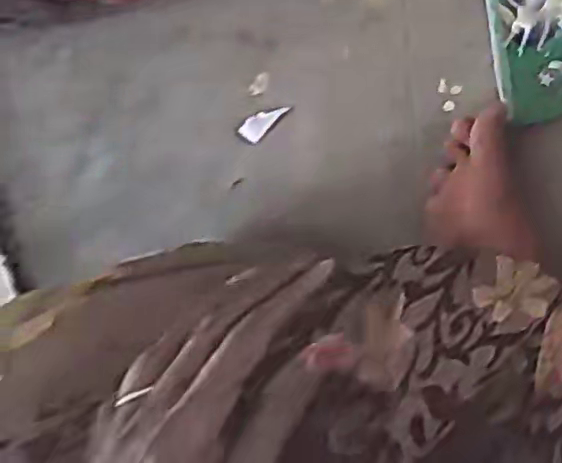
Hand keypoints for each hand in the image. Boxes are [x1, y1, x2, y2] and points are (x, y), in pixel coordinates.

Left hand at [88, 258, 333, 462]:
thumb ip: (281, 409)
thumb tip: (332, 342)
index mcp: (190, 417)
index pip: (247, 335)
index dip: (289, 294)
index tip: (325, 267)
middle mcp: (151, 405)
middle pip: (210, 326)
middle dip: (261, 284)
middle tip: (302, 260)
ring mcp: (122, 414)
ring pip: (174, 335)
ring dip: (223, 297)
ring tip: (260, 274)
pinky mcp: (107, 424)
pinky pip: (145, 360)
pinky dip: (182, 326)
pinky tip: (201, 319)